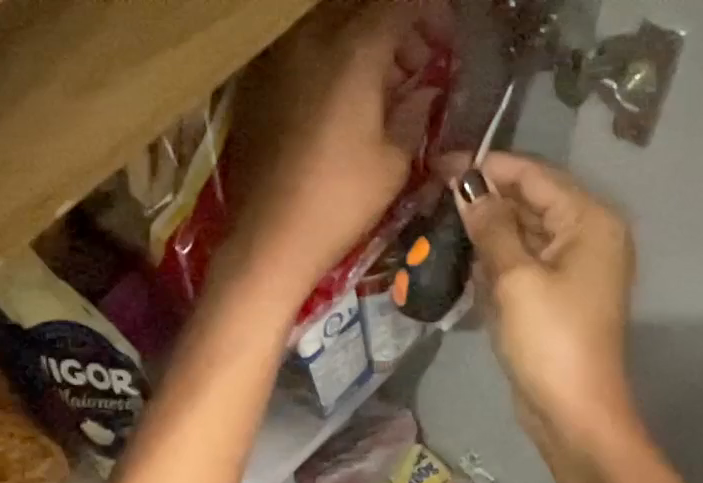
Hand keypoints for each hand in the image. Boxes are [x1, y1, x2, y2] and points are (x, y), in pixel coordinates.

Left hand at [221, 0, 444, 295]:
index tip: (445, 44)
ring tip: (382, 87)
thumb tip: (425, 92)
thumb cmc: (339, 203)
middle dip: (396, 27)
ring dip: (361, 43)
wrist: (268, 239)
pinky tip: (343, 102)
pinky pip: (302, 52)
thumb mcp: (393, 162)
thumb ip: (415, 113)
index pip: (401, 4)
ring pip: (329, 26)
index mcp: (353, 50)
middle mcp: (311, 39)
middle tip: (416, 65)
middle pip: (362, 8)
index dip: (431, 15)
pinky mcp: (258, 87)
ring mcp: (278, 60)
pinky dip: (330, 62)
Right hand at [453, 151, 638, 440]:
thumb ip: (492, 227)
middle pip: (530, 204)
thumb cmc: (549, 339)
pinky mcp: (554, 300)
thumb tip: (468, 188)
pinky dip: (494, 263)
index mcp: (589, 221)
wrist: (572, 410)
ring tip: (437, 225)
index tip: (442, 164)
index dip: (489, 167)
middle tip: (432, 195)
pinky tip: (460, 261)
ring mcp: (572, 272)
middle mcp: (586, 238)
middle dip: (484, 200)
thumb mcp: (515, 278)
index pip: (535, 176)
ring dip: (484, 232)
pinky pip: (521, 267)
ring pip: (522, 237)